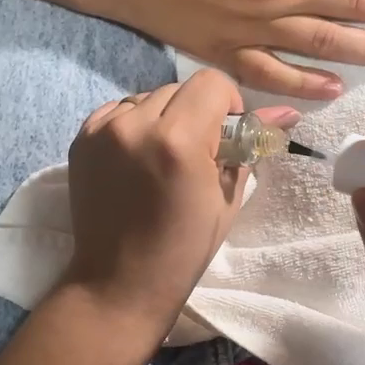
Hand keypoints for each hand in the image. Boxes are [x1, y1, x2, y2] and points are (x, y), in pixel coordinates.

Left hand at [61, 71, 296, 327]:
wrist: (119, 281)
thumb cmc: (183, 248)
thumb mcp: (228, 197)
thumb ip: (247, 146)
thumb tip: (283, 112)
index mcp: (178, 140)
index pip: (211, 83)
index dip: (227, 104)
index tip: (225, 135)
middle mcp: (135, 125)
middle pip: (179, 88)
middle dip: (196, 113)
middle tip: (198, 153)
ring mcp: (102, 131)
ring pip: (147, 98)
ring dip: (163, 117)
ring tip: (163, 158)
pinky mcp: (81, 139)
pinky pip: (118, 111)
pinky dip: (133, 126)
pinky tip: (137, 159)